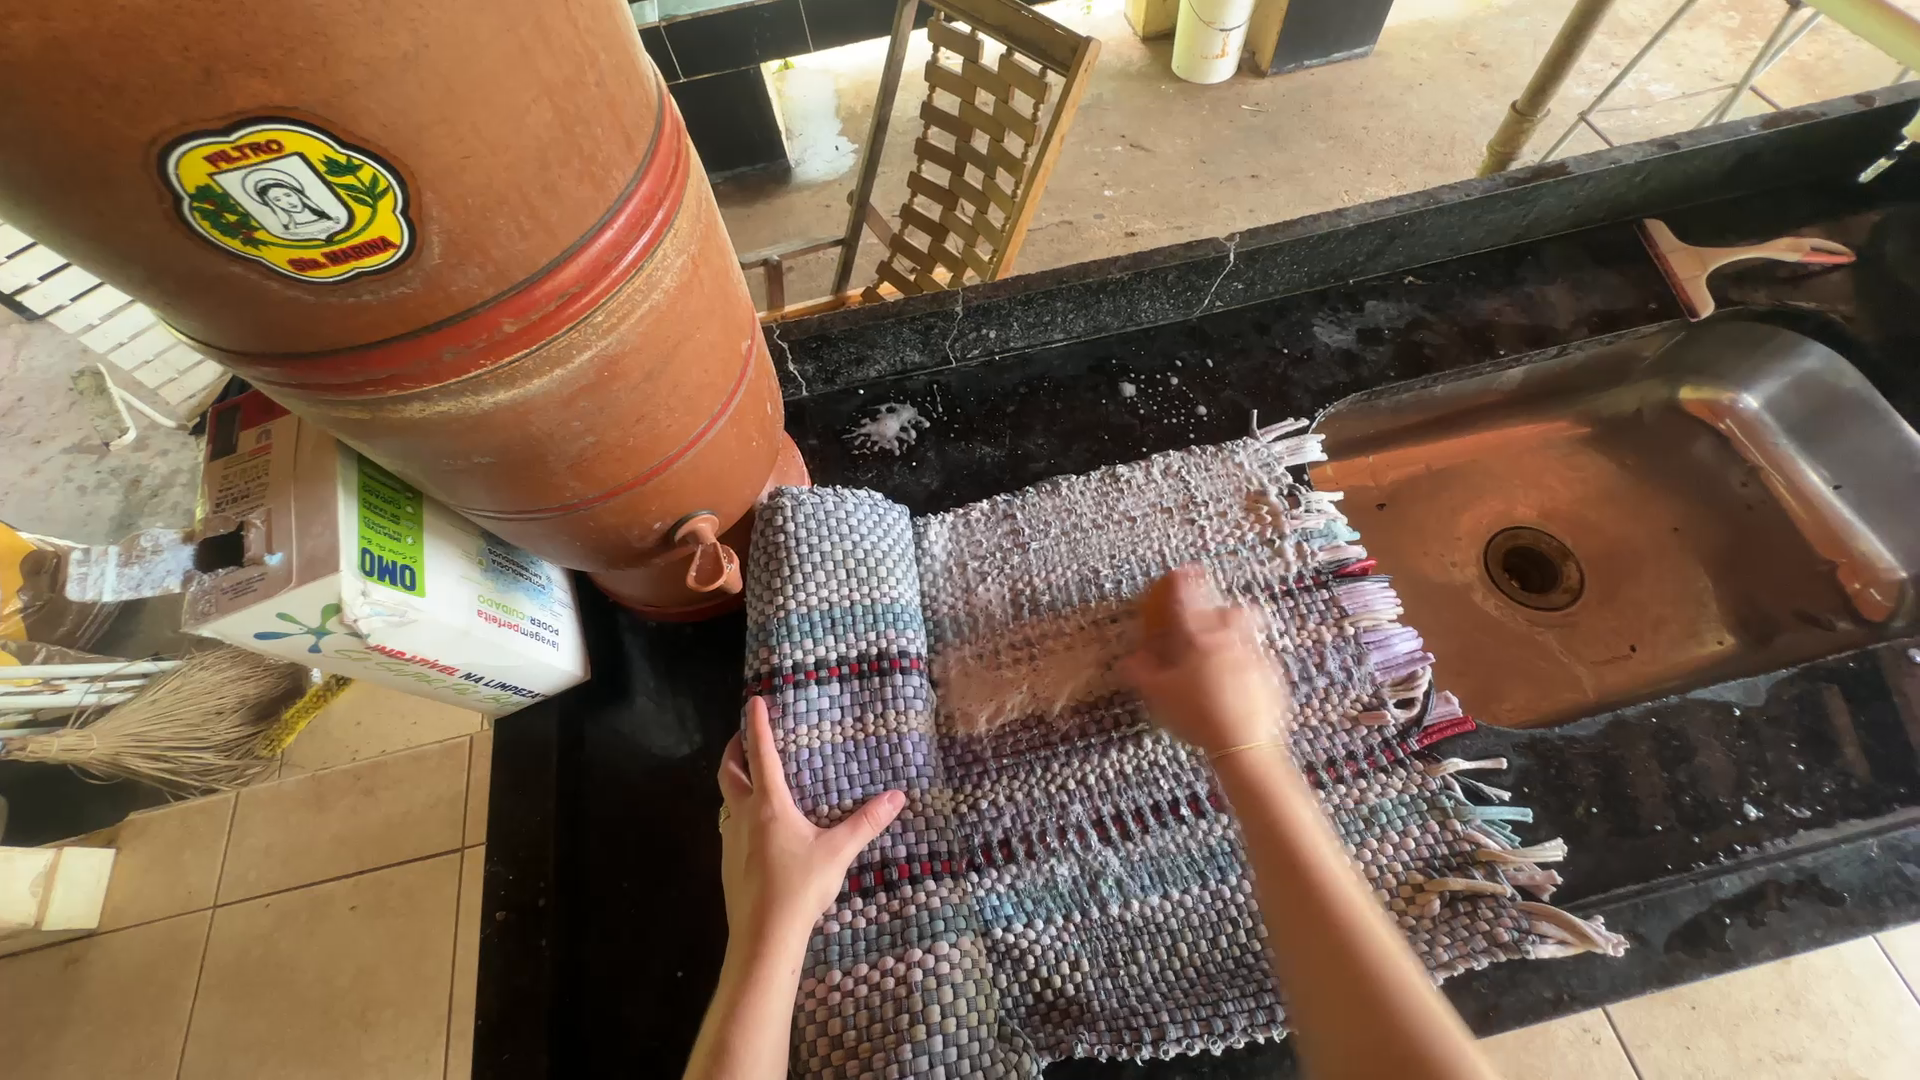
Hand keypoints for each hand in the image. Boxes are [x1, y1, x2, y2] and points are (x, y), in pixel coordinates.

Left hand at [717, 696, 905, 954]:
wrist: (763, 939)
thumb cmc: (798, 888)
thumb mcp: (838, 852)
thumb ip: (866, 823)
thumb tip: (897, 796)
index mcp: (768, 805)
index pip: (760, 753)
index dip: (756, 725)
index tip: (753, 701)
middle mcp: (743, 816)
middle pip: (729, 772)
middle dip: (734, 749)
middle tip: (744, 735)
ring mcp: (730, 841)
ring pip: (725, 799)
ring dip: (734, 780)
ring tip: (751, 775)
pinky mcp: (729, 863)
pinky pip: (729, 823)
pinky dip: (738, 809)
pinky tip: (755, 824)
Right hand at [1119, 564, 1294, 754]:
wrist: (1244, 744)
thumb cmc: (1196, 715)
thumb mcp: (1160, 695)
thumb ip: (1142, 673)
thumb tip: (1128, 660)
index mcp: (1199, 640)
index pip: (1189, 601)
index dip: (1184, 582)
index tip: (1183, 571)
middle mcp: (1230, 641)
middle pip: (1232, 611)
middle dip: (1225, 608)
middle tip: (1217, 615)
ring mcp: (1256, 658)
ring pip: (1250, 633)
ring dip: (1239, 635)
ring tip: (1230, 650)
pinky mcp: (1274, 678)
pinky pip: (1263, 661)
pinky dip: (1252, 664)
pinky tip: (1243, 682)